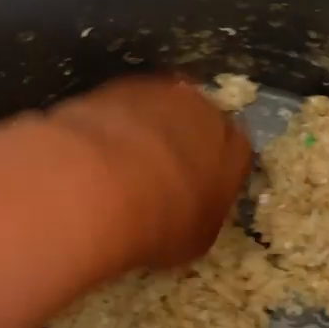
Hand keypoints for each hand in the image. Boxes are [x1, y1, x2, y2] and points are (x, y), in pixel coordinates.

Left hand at [42, 74, 252, 267]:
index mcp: (233, 150)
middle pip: (196, 124)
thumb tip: (189, 217)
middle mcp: (203, 110)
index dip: (213, 176)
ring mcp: (158, 92)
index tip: (196, 195)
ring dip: (144, 134)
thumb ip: (200, 219)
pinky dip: (111, 128)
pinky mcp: (115, 86)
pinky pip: (120, 109)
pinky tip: (95, 157)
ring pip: (156, 112)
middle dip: (181, 147)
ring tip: (120, 170)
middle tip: (158, 180)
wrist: (102, 188)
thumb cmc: (162, 224)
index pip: (233, 158)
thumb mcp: (193, 241)